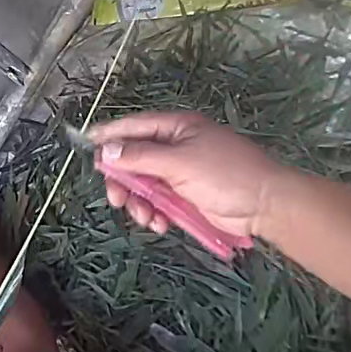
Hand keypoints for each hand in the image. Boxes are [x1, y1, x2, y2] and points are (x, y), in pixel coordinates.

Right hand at [87, 111, 287, 237]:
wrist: (265, 205)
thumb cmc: (225, 174)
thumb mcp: (179, 162)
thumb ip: (140, 157)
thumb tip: (106, 150)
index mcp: (175, 128)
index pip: (133, 127)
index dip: (108, 136)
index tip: (85, 145)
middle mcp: (175, 146)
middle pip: (134, 160)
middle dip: (124, 181)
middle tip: (117, 199)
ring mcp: (181, 172)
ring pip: (144, 185)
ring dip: (140, 203)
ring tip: (147, 218)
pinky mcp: (187, 196)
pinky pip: (159, 202)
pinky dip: (155, 213)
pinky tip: (160, 225)